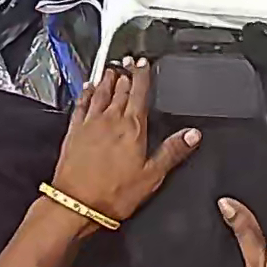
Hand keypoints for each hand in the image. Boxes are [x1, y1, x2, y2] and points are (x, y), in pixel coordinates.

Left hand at [48, 57, 200, 226]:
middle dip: (126, 74)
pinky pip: (80, 105)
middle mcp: (110, 120)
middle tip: (128, 63)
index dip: (142, 76)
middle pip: (120, 90)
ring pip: (100, 94)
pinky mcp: (74, 132)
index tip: (143, 64)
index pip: (139, 93)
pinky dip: (85, 94)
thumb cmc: (112, 193)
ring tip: (110, 70)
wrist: (77, 203)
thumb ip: (172, 151)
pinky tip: (86, 89)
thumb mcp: (151, 176)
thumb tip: (192, 134)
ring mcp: (90, 124)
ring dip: (106, 80)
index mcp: (132, 128)